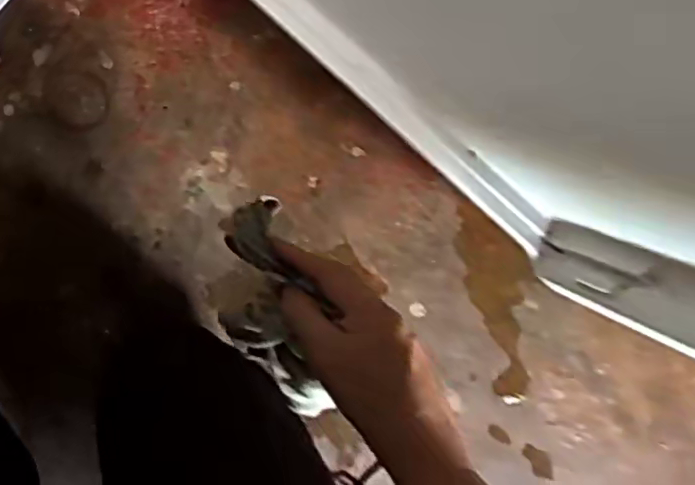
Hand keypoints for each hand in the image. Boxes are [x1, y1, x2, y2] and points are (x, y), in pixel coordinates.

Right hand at [275, 241, 478, 483]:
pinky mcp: (407, 356)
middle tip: (281, 264)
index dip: (295, 254)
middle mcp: (390, 314)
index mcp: (371, 308)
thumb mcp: (324, 352)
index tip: (269, 242)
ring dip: (327, 293)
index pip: (326, 270)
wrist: (424, 452)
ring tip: (302, 292)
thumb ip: (302, 313)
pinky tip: (333, 326)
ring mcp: (403, 336)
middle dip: (312, 270)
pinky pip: (366, 320)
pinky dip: (342, 313)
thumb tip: (289, 289)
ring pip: (356, 302)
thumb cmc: (368, 397)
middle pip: (345, 282)